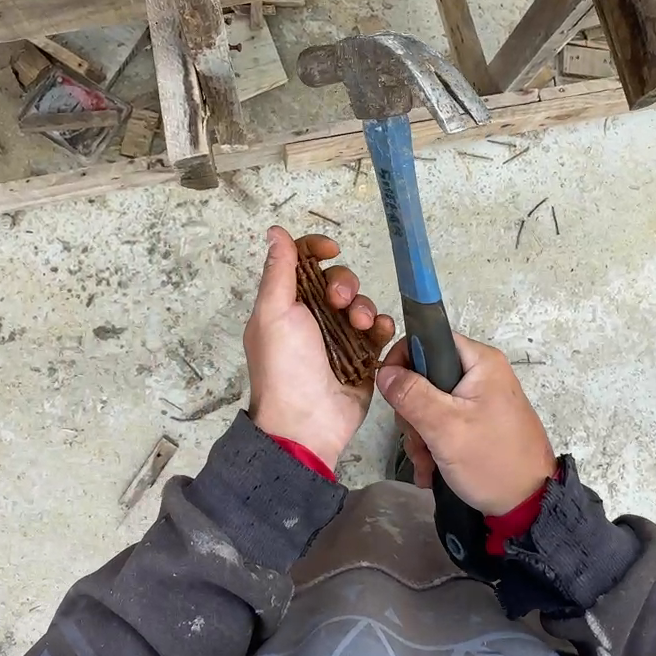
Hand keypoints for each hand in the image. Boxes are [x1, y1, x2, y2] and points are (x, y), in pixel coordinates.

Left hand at [245, 227, 395, 470]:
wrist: (306, 424)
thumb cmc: (284, 366)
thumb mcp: (273, 313)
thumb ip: (279, 270)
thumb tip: (275, 231)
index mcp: (286, 304)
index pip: (304, 262)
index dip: (317, 250)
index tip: (330, 251)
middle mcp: (312, 317)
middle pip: (338, 280)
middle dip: (344, 284)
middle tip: (339, 304)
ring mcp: (339, 338)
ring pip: (360, 303)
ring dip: (363, 307)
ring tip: (359, 326)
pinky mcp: (363, 357)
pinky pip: (378, 331)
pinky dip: (382, 328)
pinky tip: (379, 334)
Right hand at [375, 332, 554, 515]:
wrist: (530, 508)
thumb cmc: (492, 460)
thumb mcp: (445, 427)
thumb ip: (411, 395)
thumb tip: (383, 371)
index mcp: (480, 361)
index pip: (430, 339)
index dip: (404, 359)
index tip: (390, 390)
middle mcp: (481, 373)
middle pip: (427, 375)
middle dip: (412, 411)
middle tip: (416, 438)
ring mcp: (481, 399)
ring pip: (431, 402)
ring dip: (420, 433)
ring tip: (425, 462)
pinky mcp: (479, 422)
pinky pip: (444, 421)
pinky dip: (433, 443)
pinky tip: (431, 468)